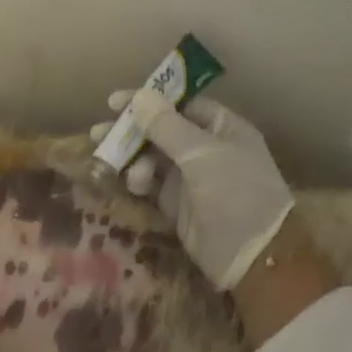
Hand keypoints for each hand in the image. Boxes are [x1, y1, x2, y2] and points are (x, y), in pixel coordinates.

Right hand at [90, 90, 295, 290]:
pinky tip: (132, 184)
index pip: (181, 105)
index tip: (114, 103)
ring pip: (152, 158)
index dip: (149, 101)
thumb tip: (139, 96)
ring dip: (132, 158)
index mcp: (222, 129)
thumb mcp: (201, 154)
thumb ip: (166, 126)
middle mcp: (206, 149)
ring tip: (112, 162)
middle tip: (100, 133)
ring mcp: (191, 178)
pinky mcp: (177, 204)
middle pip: (161, 131)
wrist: (251, 255)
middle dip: (132, 131)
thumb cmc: (234, 193)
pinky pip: (150, 184)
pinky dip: (138, 181)